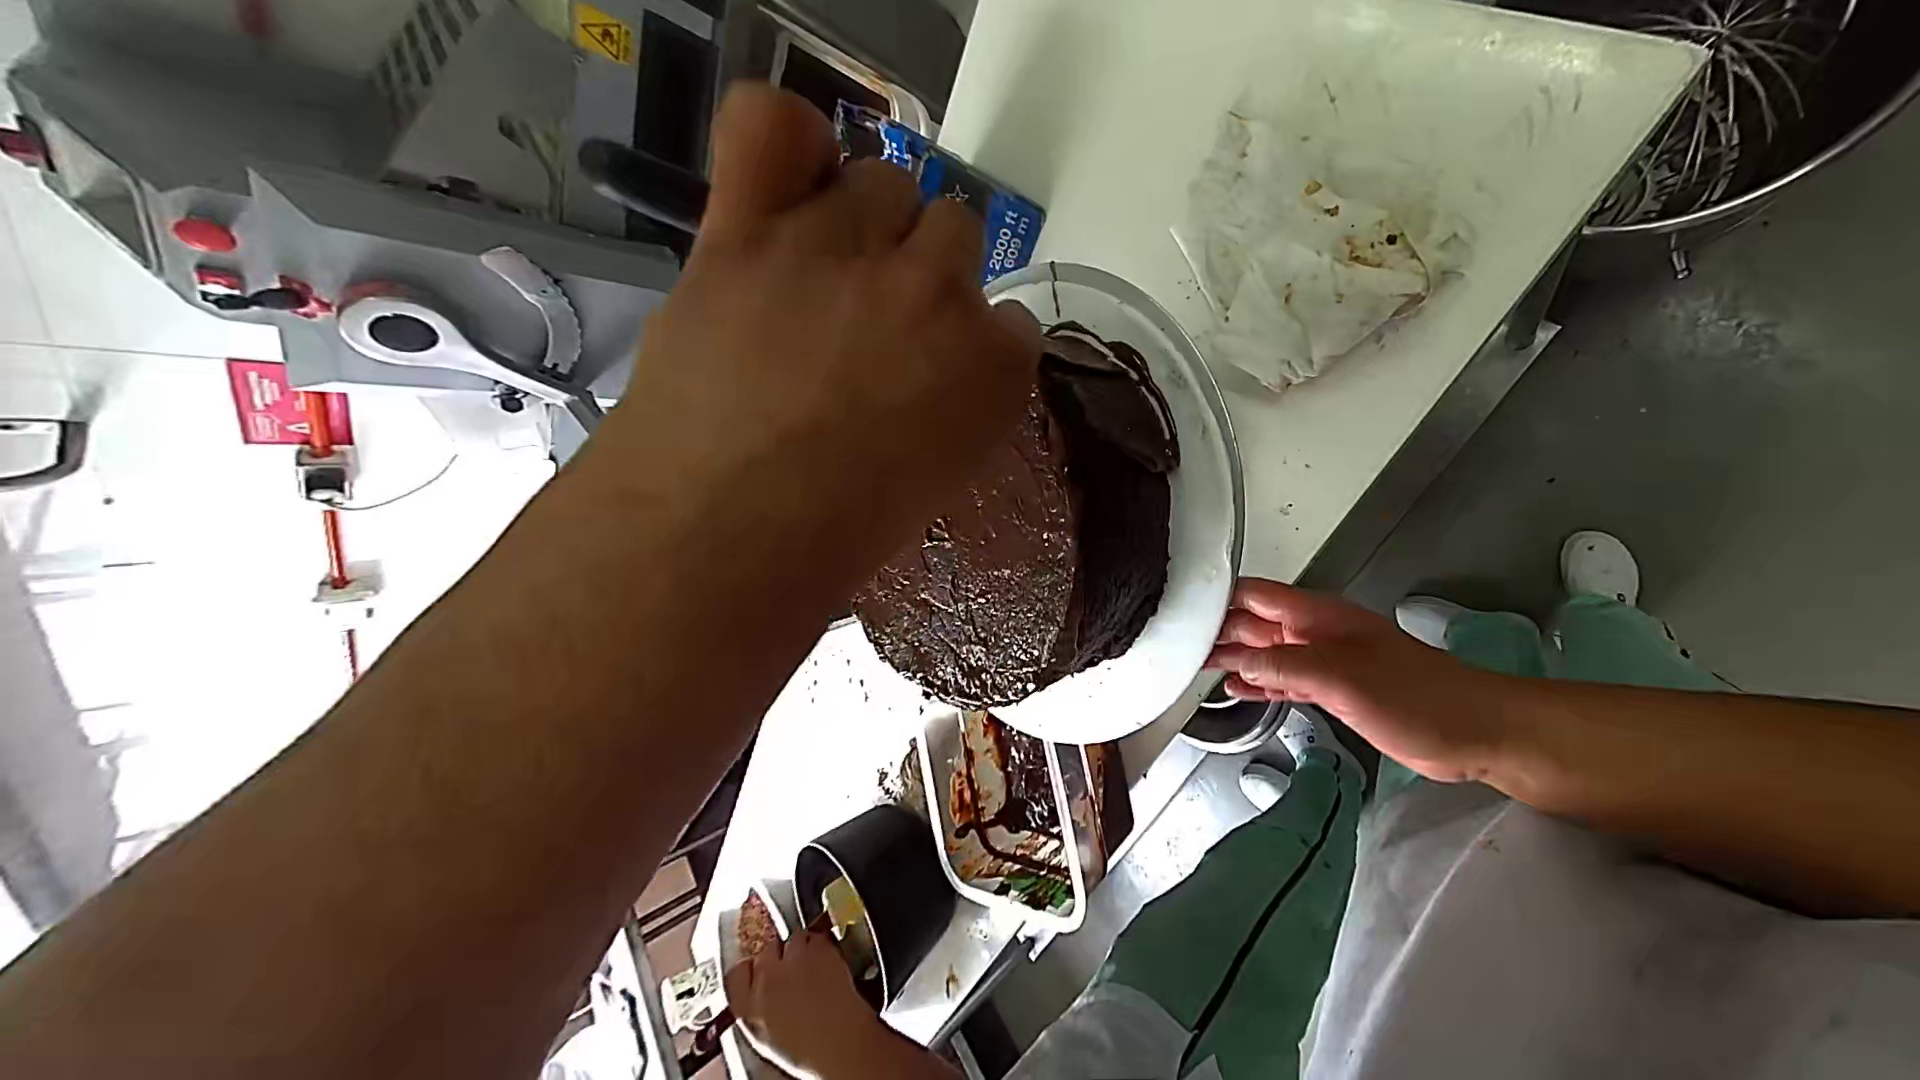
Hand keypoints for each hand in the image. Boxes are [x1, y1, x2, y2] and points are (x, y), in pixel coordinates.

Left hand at [601, 84, 1041, 560]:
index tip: (939, 372)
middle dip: (926, 279)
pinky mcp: (748, 233)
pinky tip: (788, 186)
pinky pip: (772, 129)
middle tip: (878, 330)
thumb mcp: (929, 487)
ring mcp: (841, 250)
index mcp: (990, 372)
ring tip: (827, 279)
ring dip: (869, 227)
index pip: (1013, 325)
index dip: (972, 346)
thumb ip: (953, 418)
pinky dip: (786, 143)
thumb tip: (929, 382)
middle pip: (956, 234)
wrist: (719, 536)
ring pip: (884, 184)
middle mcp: (932, 292)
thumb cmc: (833, 540)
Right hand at [725, 930, 884, 1075]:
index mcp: (748, 1008)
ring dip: (800, 949)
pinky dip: (820, 946)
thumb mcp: (767, 1037)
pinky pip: (815, 937)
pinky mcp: (819, 948)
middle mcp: (767, 979)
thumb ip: (755, 1008)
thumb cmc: (808, 1050)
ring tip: (811, 969)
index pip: (736, 974)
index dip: (750, 970)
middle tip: (792, 972)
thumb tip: (756, 991)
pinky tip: (825, 965)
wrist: (842, 1044)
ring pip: (792, 939)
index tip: (758, 970)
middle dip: (778, 957)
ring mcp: (794, 960)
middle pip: (766, 950)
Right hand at [1206, 579, 1516, 781]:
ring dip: (1234, 659)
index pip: (1254, 595)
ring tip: (1198, 667)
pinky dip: (1258, 682)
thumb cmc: (1417, 698)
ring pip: (1265, 652)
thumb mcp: (1340, 678)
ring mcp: (1324, 661)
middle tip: (1181, 647)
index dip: (1218, 600)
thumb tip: (1236, 661)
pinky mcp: (1333, 689)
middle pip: (1254, 624)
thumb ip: (1282, 666)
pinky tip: (1237, 688)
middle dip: (1218, 632)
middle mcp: (1315, 633)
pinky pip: (1283, 678)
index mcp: (1318, 616)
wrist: (1476, 732)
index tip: (1183, 614)